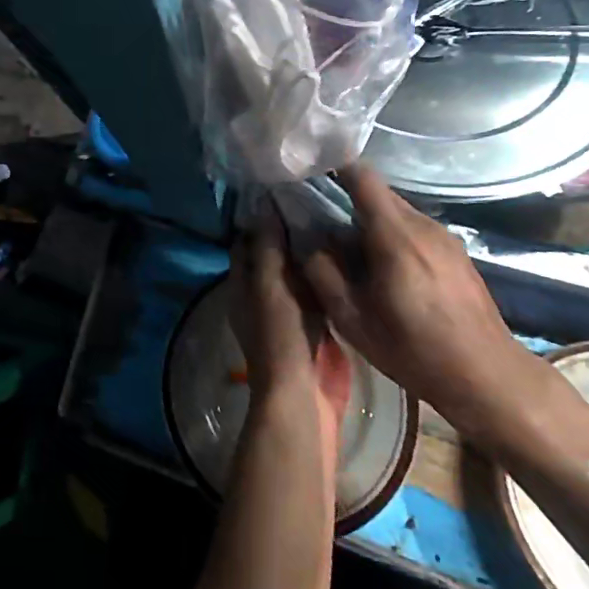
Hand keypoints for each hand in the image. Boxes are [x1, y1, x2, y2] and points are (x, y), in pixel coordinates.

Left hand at [231, 213, 351, 447]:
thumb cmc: (280, 335)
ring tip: (336, 222)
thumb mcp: (271, 285)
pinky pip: (314, 293)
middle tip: (318, 203)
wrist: (302, 394)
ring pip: (294, 273)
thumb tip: (264, 203)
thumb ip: (268, 246)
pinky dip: (324, 277)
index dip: (260, 219)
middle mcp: (259, 295)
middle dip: (288, 233)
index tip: (285, 194)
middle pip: (271, 256)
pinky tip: (346, 260)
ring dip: (308, 254)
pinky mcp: (309, 326)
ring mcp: (285, 312)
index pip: (246, 241)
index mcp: (242, 284)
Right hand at [297, 166, 534, 442]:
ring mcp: (445, 237)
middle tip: (320, 223)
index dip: (335, 167)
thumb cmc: (412, 350)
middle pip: (379, 194)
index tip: (311, 172)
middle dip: (347, 200)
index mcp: (395, 236)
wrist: (485, 375)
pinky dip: (392, 236)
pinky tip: (384, 270)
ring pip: (397, 213)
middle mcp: (423, 226)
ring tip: (350, 252)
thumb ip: (322, 272)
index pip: (363, 177)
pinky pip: (415, 229)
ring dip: (370, 222)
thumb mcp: (352, 318)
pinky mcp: (457, 253)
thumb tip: (306, 238)